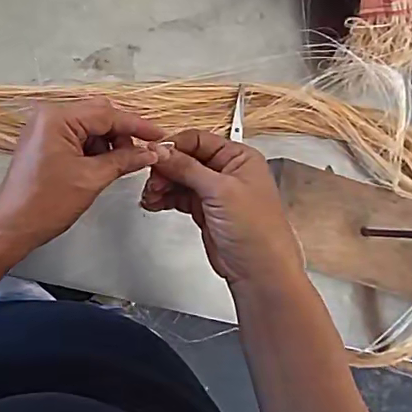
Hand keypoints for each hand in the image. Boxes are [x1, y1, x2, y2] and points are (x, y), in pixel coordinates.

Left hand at [0, 99, 165, 258]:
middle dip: (122, 133)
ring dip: (108, 142)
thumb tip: (151, 152)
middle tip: (142, 153)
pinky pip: (76, 136)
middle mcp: (48, 115)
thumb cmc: (45, 202)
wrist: (13, 224)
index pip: (106, 113)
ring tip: (119, 164)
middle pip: (97, 114)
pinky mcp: (43, 141)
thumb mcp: (92, 178)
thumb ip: (124, 160)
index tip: (160, 136)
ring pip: (88, 125)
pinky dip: (93, 148)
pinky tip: (103, 165)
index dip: (137, 125)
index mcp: (57, 117)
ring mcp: (44, 127)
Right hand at [140, 129, 303, 284]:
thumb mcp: (220, 191)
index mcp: (239, 158)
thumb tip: (160, 150)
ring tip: (152, 196)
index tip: (153, 156)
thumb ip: (186, 167)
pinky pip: (176, 195)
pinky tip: (154, 203)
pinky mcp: (203, 208)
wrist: (260, 272)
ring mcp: (214, 190)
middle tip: (153, 182)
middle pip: (183, 158)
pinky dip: (163, 198)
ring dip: (160, 185)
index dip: (173, 147)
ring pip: (177, 177)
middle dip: (165, 169)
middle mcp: (226, 171)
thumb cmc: (258, 232)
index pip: (197, 139)